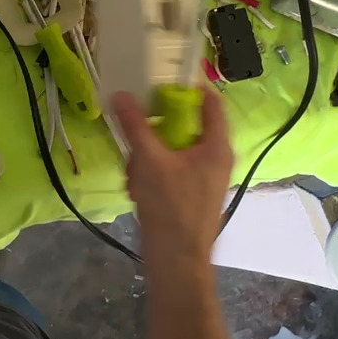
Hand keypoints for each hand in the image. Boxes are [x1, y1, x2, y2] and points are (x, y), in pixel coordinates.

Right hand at [109, 89, 234, 267]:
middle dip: (156, 128)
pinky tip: (135, 186)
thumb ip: (135, 126)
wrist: (176, 258)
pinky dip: (151, 172)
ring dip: (148, 154)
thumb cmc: (170, 206)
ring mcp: (204, 178)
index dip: (188, 86)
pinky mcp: (191, 194)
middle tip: (135, 127)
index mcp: (216, 146)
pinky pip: (170, 170)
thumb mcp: (149, 160)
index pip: (211, 102)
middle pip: (186, 126)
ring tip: (133, 168)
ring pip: (173, 150)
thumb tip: (121, 94)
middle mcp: (215, 159)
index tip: (160, 80)